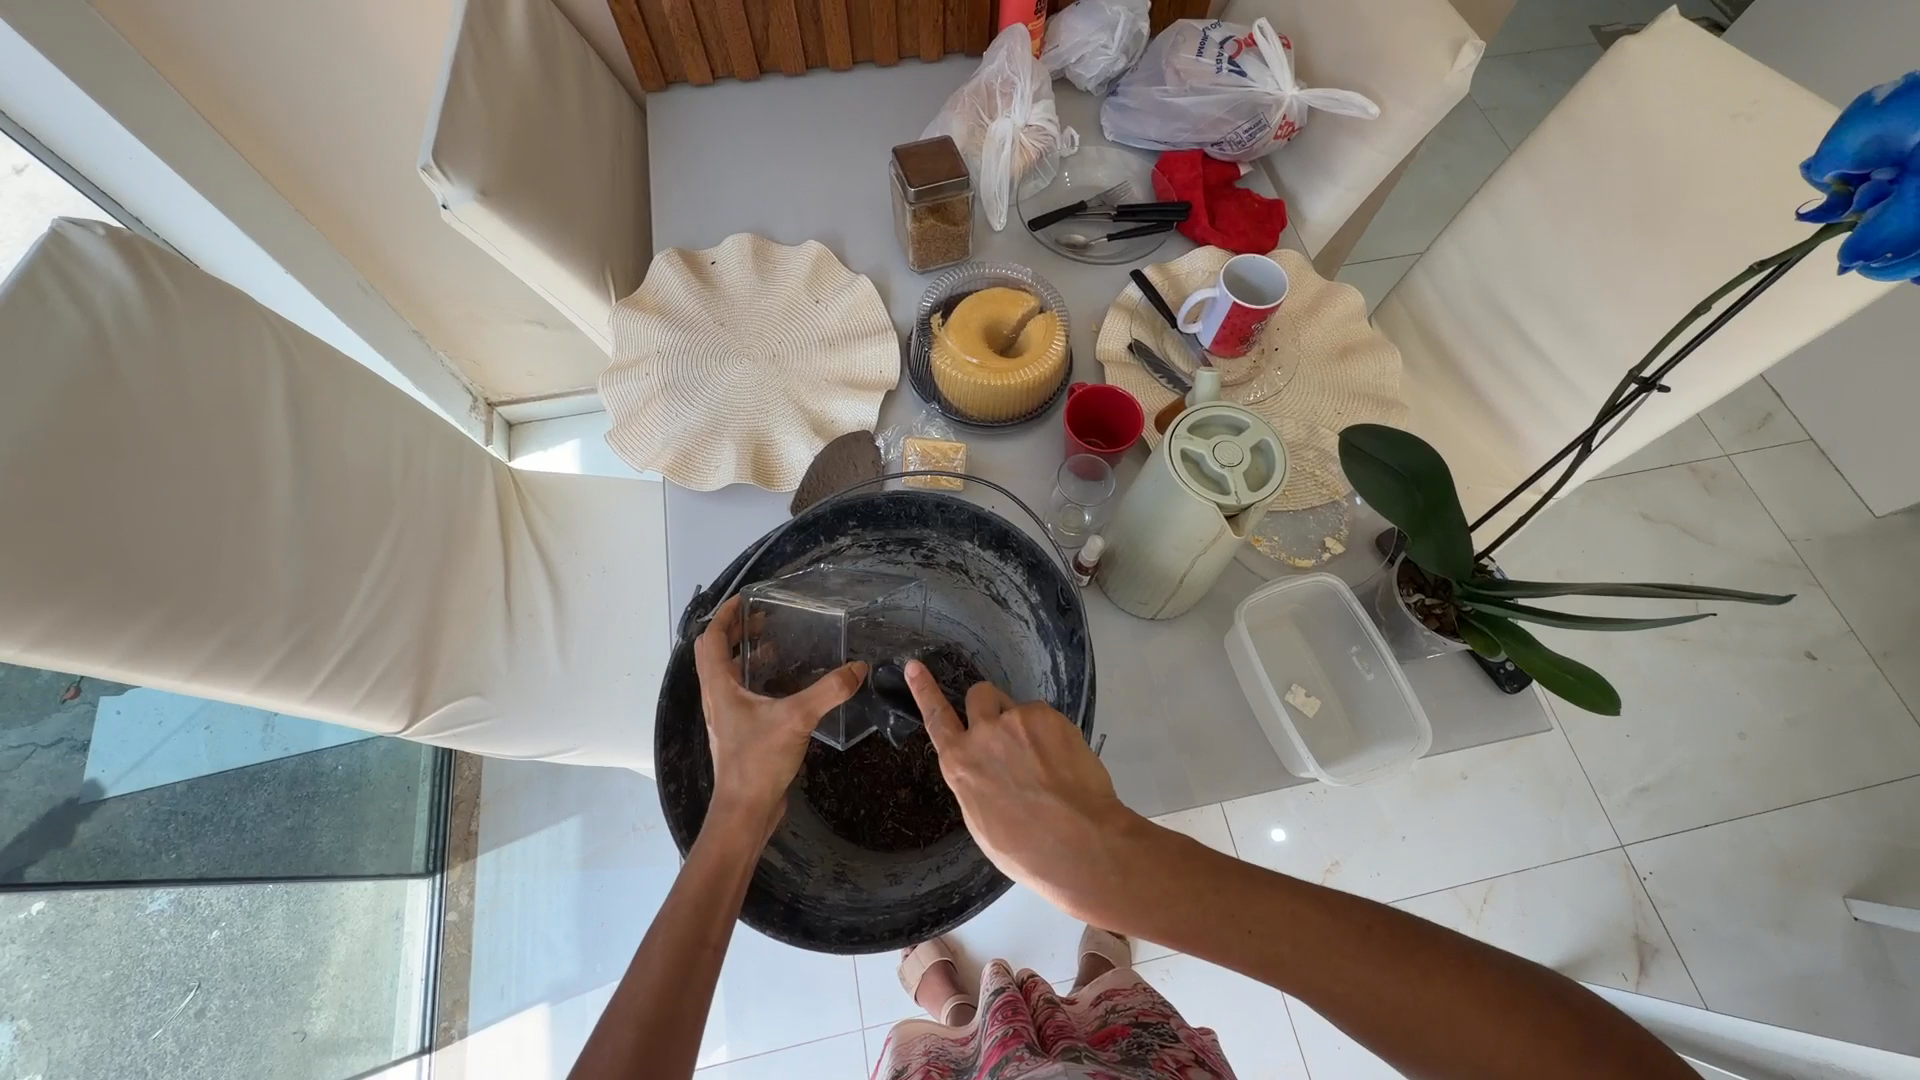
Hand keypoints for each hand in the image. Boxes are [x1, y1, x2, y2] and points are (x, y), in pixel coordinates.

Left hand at [695, 596, 866, 836]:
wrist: (745, 811)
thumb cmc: (758, 761)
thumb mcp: (797, 718)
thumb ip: (829, 691)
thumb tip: (858, 668)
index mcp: (719, 687)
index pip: (710, 640)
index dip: (725, 616)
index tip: (745, 599)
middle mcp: (718, 698)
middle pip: (717, 654)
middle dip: (737, 633)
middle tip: (765, 617)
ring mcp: (727, 717)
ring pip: (730, 676)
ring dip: (748, 656)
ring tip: (777, 644)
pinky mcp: (740, 733)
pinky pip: (745, 695)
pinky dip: (760, 680)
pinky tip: (787, 684)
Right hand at [906, 662, 1147, 920]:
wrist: (1079, 842)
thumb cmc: (1026, 848)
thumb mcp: (982, 822)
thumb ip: (975, 783)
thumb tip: (984, 771)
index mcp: (959, 763)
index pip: (936, 717)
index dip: (924, 690)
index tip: (914, 666)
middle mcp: (983, 733)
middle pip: (980, 696)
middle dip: (990, 707)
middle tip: (1011, 734)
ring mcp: (1017, 719)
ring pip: (1018, 707)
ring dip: (1026, 725)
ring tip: (1047, 761)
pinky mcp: (1049, 716)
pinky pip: (1046, 717)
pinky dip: (1053, 734)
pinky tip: (1065, 763)